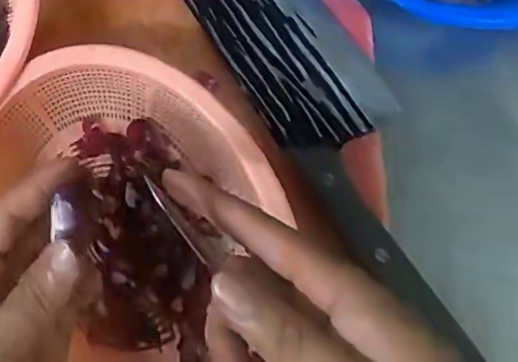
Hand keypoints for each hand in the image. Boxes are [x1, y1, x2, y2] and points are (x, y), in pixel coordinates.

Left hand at [0, 158, 99, 361]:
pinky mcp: (48, 326)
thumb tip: (75, 245)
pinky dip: (87, 281)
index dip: (41, 184)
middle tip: (105, 184)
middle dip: (67, 205)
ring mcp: (26, 298)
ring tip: (112, 217)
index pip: (11, 211)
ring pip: (57, 255)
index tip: (78, 164)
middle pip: (37, 227)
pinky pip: (70, 291)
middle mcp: (3, 271)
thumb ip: (36, 295)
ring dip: (81, 239)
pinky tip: (103, 274)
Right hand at [163, 170, 455, 361]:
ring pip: (265, 315)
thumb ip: (289, 332)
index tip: (170, 174)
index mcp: (346, 291)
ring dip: (240, 341)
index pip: (267, 230)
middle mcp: (340, 302)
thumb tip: (221, 274)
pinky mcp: (341, 352)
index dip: (215, 201)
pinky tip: (249, 358)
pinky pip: (284, 340)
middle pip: (258, 278)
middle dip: (225, 307)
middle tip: (220, 356)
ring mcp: (343, 333)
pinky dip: (259, 350)